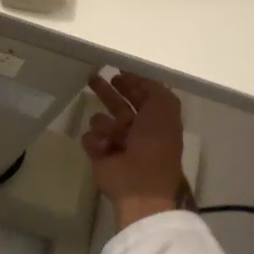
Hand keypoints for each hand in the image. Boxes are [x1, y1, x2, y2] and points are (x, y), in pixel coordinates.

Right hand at [81, 71, 185, 229]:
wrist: (140, 182)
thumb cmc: (155, 144)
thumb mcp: (164, 109)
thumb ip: (153, 88)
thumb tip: (134, 77)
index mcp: (154, 119)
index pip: (139, 95)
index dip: (129, 82)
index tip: (116, 72)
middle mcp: (134, 128)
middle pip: (115, 103)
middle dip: (105, 90)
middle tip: (92, 77)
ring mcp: (115, 141)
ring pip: (99, 119)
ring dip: (106, 125)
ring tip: (114, 137)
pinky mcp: (99, 153)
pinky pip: (89, 136)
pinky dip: (97, 141)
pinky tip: (105, 149)